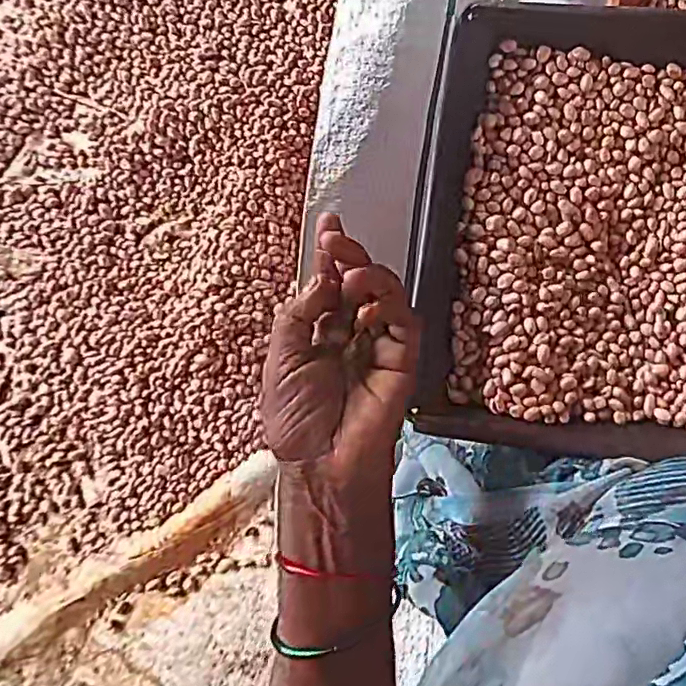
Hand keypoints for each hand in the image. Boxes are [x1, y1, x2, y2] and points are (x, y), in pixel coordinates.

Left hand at [260, 215, 421, 478]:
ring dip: (370, 276)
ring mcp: (380, 344)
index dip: (332, 254)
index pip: (331, 284)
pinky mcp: (403, 358)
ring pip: (386, 295)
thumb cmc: (295, 419)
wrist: (320, 463)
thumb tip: (325, 277)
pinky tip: (368, 304)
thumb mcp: (281, 359)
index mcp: (322, 332)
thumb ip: (300, 314)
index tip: (328, 223)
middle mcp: (352, 333)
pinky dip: (389, 304)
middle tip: (337, 238)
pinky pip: (404, 321)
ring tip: (352, 275)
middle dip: (350, 255)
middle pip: (360, 283)